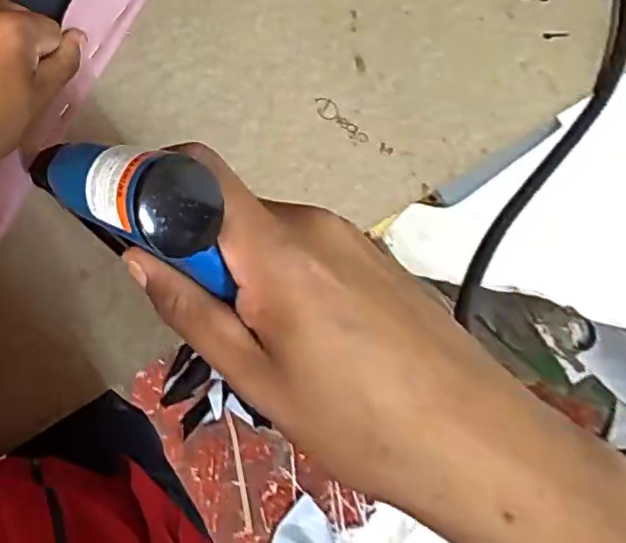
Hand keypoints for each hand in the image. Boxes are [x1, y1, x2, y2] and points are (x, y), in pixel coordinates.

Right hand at [123, 144, 625, 542]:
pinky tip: (314, 334)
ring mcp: (348, 235)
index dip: (154, 176)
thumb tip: (134, 255)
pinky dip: (281, 269)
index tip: (128, 211)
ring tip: (268, 335)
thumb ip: (188, 308)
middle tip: (208, 308)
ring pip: (264, 229)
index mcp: (274, 246)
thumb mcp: (256, 378)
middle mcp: (309, 221)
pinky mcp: (373, 254)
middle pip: (228, 207)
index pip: (200, 168)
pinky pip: (303, 244)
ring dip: (243, 262)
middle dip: (200, 245)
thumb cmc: (361, 421)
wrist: (498, 456)